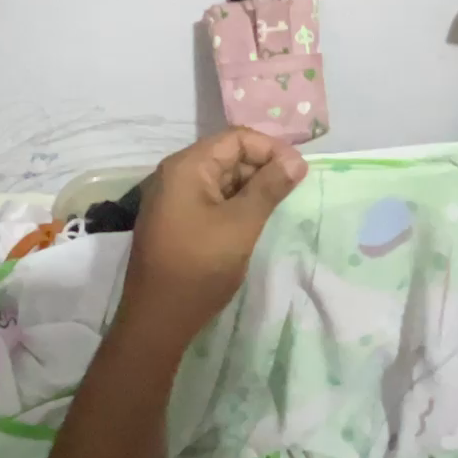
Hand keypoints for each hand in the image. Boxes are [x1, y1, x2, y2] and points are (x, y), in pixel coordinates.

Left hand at [115, 128, 306, 350]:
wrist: (157, 318)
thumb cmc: (200, 267)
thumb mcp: (241, 224)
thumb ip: (269, 188)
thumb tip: (297, 160)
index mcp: (187, 167)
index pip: (236, 138)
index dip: (272, 149)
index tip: (300, 172)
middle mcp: (175, 174)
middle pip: (227, 155)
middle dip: (262, 167)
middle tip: (293, 191)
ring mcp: (172, 198)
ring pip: (221, 178)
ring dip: (251, 187)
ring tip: (278, 207)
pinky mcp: (175, 219)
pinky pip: (210, 198)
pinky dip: (235, 203)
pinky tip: (253, 221)